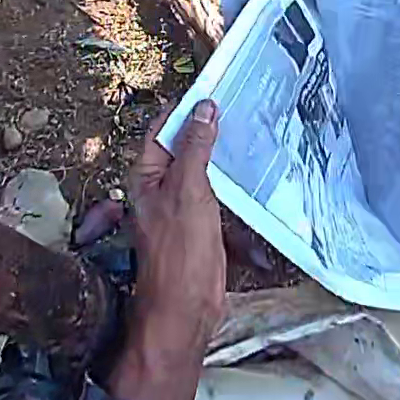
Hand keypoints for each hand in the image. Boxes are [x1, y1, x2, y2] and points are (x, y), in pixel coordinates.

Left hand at [107, 99, 224, 399]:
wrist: (187, 309)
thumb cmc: (179, 250)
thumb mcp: (188, 189)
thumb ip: (195, 147)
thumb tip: (204, 109)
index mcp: (147, 173)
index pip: (163, 128)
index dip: (184, 108)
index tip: (210, 90)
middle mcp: (161, 185)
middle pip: (183, 146)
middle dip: (206, 129)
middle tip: (236, 106)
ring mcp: (181, 204)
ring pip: (203, 168)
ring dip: (221, 154)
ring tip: (247, 130)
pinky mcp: (201, 222)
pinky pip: (217, 192)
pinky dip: (232, 182)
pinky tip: (252, 171)